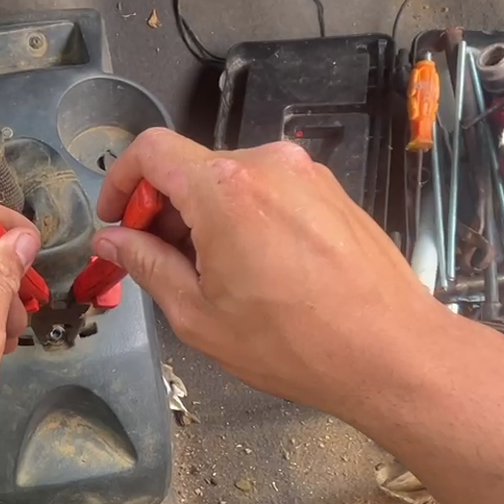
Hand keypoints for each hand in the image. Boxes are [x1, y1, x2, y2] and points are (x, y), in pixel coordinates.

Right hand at [90, 128, 453, 416]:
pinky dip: (240, 218)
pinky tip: (251, 269)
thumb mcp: (196, 313)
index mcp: (224, 189)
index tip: (117, 221)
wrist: (391, 353)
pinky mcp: (329, 191)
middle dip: (161, 210)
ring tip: (209, 276)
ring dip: (201, 218)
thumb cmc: (290, 342)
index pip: (150, 150)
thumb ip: (146, 264)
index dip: (121, 182)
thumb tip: (112, 241)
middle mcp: (266, 165)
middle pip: (189, 167)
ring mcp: (304, 174)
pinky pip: (265, 191)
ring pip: (227, 182)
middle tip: (157, 263)